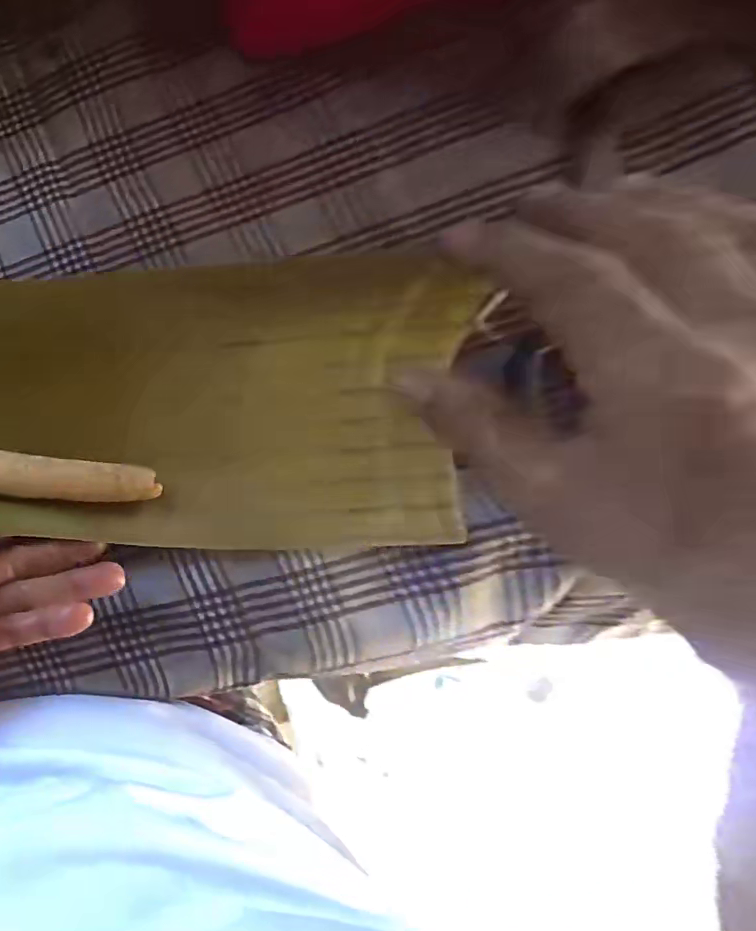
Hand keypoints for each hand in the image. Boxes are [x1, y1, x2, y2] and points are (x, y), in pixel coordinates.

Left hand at [0, 510, 126, 794]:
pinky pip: (13, 630)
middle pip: (7, 564)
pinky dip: (44, 624)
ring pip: (17, 597)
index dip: (20, 525)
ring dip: (63, 589)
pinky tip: (82, 616)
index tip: (61, 513)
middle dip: (54, 556)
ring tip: (114, 578)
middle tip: (104, 544)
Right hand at [400, 177, 755, 677]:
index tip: (456, 239)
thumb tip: (406, 375)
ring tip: (606, 192)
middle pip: (660, 239)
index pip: (578, 283)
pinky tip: (701, 218)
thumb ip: (478, 427)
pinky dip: (734, 221)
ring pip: (738, 228)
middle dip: (583, 213)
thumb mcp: (547, 494)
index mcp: (664, 376)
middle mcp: (747, 328)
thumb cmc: (655, 540)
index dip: (512, 252)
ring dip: (660, 203)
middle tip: (523, 205)